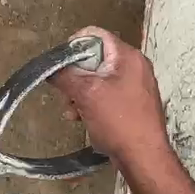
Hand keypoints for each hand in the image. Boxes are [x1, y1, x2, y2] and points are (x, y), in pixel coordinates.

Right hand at [51, 26, 173, 168]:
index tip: (61, 65)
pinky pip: (106, 93)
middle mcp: (134, 66)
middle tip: (66, 92)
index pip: (95, 35)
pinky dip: (91, 101)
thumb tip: (50, 68)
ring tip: (73, 110)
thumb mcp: (85, 94)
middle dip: (75, 75)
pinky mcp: (133, 102)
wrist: (144, 158)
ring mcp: (135, 85)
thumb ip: (65, 75)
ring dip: (80, 91)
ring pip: (98, 77)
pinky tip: (82, 117)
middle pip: (94, 57)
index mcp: (127, 56)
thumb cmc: (119, 122)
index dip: (73, 46)